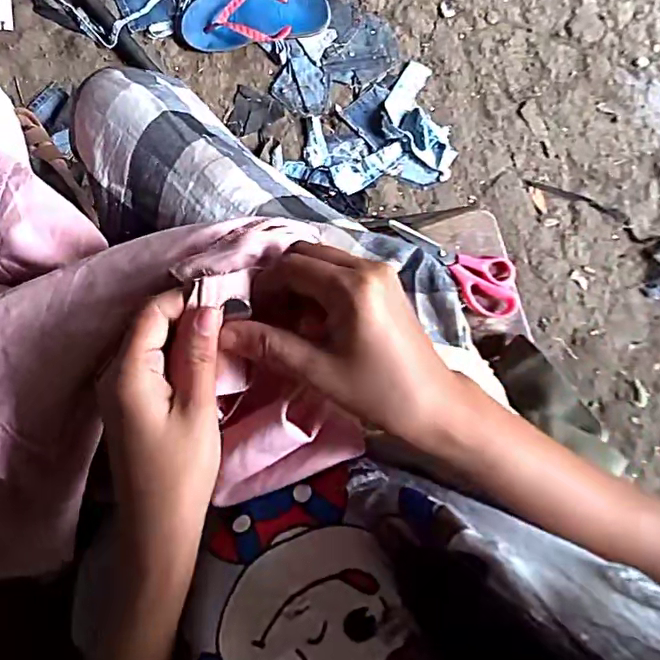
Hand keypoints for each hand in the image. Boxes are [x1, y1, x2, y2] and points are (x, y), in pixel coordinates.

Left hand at [100, 290, 223, 586]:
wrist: (157, 531)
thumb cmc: (181, 473)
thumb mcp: (198, 409)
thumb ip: (201, 354)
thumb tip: (208, 306)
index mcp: (126, 374)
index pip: (151, 313)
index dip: (184, 297)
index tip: (222, 295)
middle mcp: (111, 375)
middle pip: (146, 324)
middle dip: (185, 312)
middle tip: (228, 312)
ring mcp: (113, 390)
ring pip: (148, 341)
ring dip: (181, 331)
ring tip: (221, 330)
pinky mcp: (124, 402)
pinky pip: (147, 361)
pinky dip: (173, 352)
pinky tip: (200, 357)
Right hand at [218, 242, 467, 442]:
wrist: (435, 404)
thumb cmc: (379, 392)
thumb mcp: (319, 371)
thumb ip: (270, 345)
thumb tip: (224, 332)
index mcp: (352, 286)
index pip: (290, 266)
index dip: (263, 288)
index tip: (253, 317)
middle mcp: (367, 267)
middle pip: (305, 254)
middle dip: (280, 282)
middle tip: (270, 318)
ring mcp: (380, 271)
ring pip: (322, 260)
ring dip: (300, 284)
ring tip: (293, 324)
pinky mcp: (385, 282)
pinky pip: (341, 270)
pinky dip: (320, 287)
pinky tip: (317, 322)